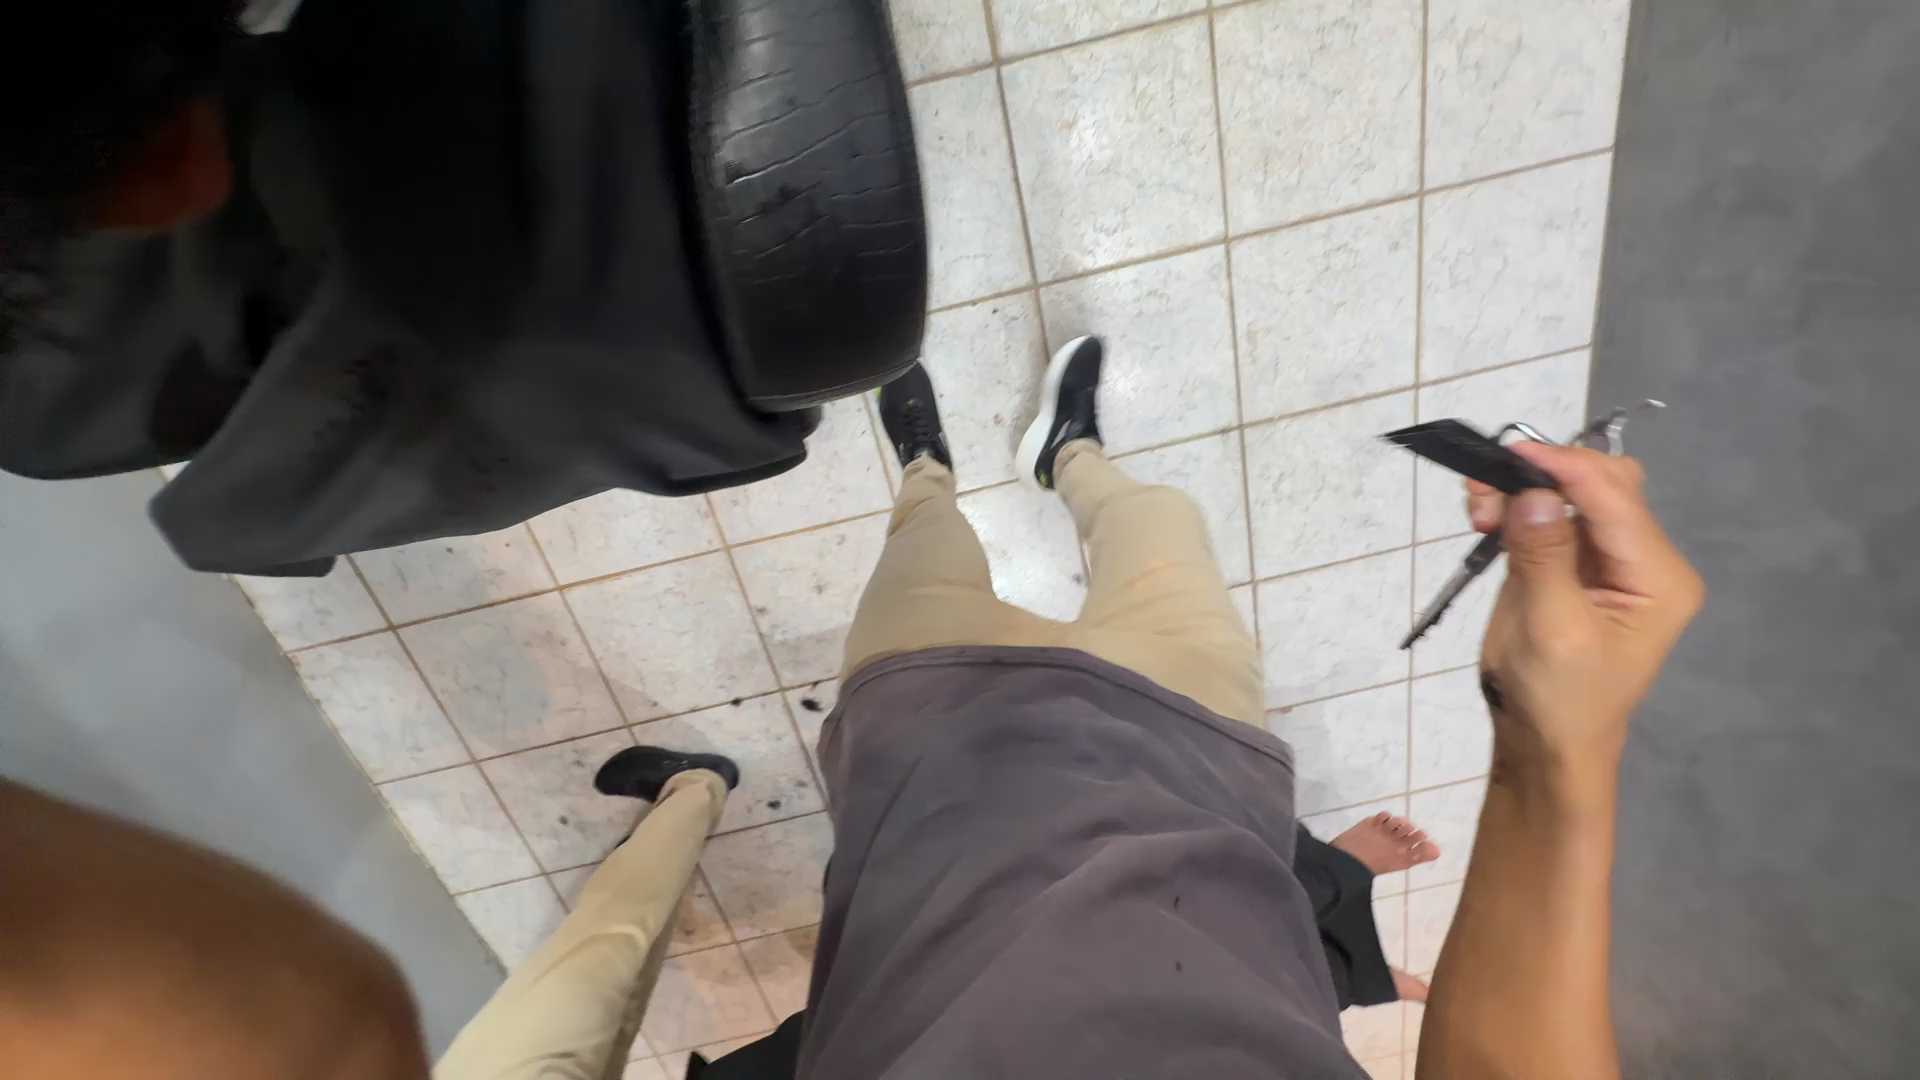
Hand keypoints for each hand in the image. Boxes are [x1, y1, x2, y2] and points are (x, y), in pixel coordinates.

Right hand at [1462, 444, 1704, 778]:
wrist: (1545, 738)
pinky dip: (1514, 508)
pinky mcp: (1565, 568)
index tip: (1506, 452)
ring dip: (1523, 489)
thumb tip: (1534, 496)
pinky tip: (1484, 517)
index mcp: (1657, 577)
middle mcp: (1639, 560)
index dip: (1564, 468)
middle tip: (1482, 488)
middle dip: (1544, 473)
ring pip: (1571, 497)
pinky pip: (1547, 520)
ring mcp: (1601, 562)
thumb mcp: (1551, 630)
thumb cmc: (1558, 695)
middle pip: (1604, 486)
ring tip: (1475, 509)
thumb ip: (1544, 559)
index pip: (1615, 500)